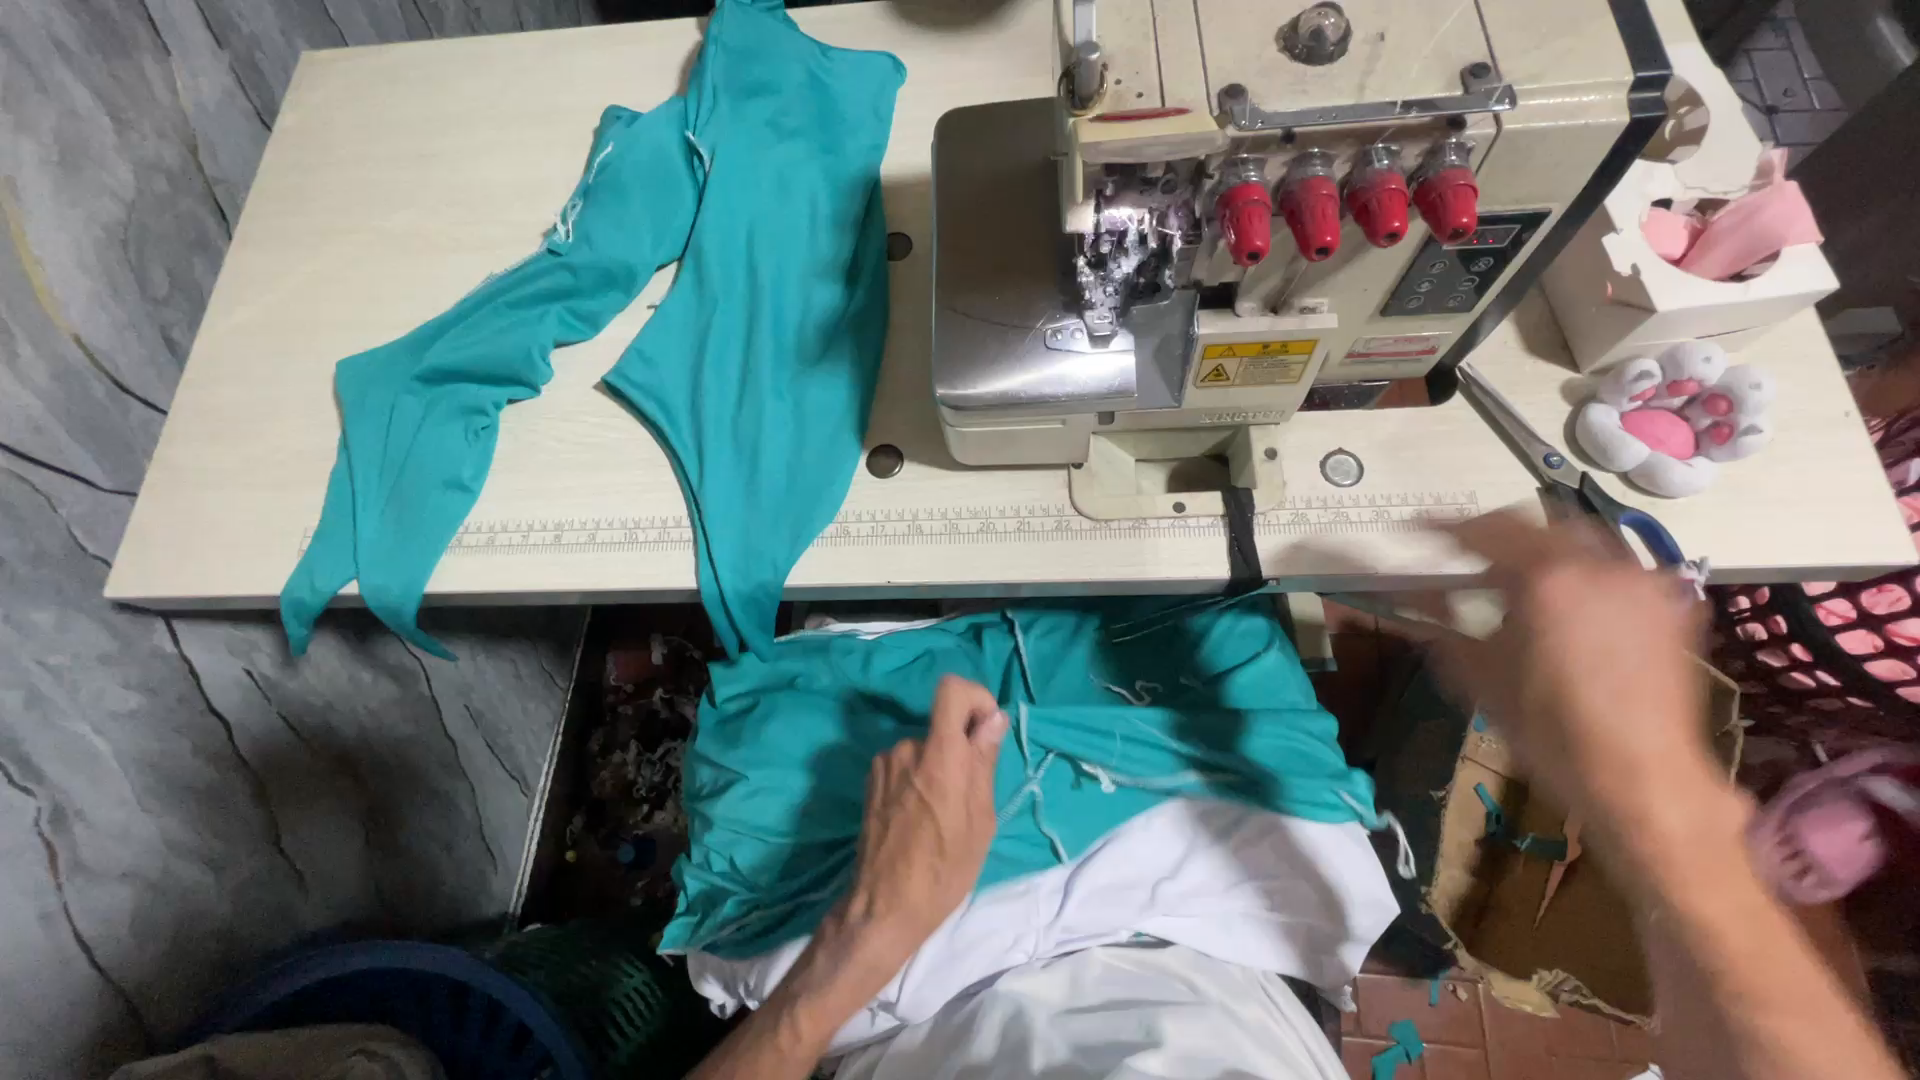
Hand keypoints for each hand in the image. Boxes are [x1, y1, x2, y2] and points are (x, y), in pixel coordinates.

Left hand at [829, 675, 1007, 962]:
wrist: (883, 907)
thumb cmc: (943, 870)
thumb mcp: (979, 820)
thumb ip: (983, 762)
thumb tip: (992, 719)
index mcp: (940, 756)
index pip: (951, 690)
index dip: (975, 698)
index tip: (986, 728)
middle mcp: (907, 749)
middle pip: (942, 727)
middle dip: (960, 750)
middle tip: (967, 797)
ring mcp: (884, 763)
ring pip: (924, 749)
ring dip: (937, 769)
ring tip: (941, 815)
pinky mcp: (871, 780)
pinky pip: (905, 764)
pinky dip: (917, 779)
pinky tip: (918, 818)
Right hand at [1424, 511, 1717, 845]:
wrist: (1639, 773)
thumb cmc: (1545, 726)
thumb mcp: (1474, 671)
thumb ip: (1436, 622)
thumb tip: (1405, 597)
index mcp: (1544, 577)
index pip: (1482, 530)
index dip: (1441, 527)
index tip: (1415, 529)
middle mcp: (1598, 564)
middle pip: (1534, 523)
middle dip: (1494, 532)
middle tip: (1464, 551)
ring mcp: (1641, 582)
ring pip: (1580, 538)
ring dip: (1540, 547)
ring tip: (1515, 573)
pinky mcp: (1670, 605)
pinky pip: (1615, 567)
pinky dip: (1581, 569)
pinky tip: (1566, 599)